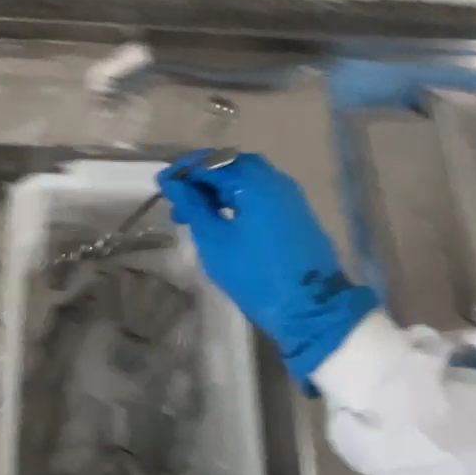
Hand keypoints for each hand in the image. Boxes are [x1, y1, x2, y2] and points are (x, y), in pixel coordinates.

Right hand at [158, 152, 375, 381]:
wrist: (314, 311)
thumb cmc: (257, 276)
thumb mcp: (216, 242)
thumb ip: (193, 206)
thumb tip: (172, 182)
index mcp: (255, 181)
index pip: (211, 163)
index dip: (183, 171)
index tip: (161, 185)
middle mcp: (274, 179)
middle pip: (231, 165)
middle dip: (201, 178)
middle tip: (178, 200)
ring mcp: (288, 195)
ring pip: (246, 178)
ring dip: (219, 189)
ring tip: (195, 215)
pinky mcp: (295, 211)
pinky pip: (260, 192)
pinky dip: (237, 198)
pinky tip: (222, 220)